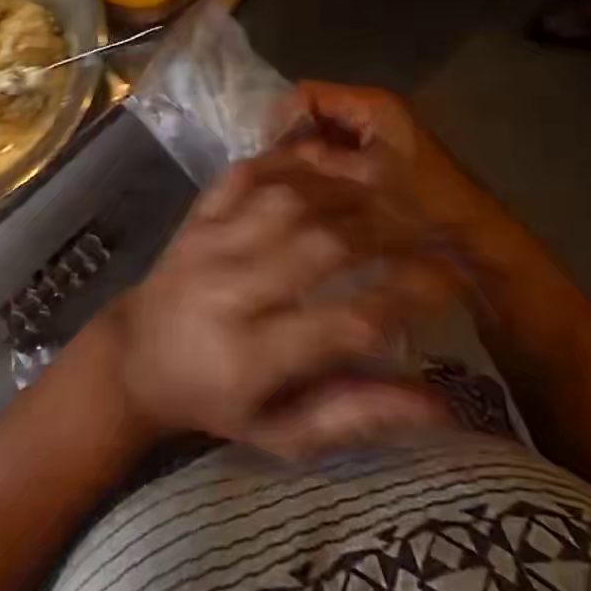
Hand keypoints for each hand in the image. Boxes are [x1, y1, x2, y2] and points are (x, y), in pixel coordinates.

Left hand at [114, 156, 458, 460]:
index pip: (348, 321)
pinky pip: (244, 175)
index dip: (411, 297)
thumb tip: (439, 401)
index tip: (455, 280)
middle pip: (321, 246)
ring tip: (388, 185)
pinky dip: (287, 158)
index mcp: (252, 357)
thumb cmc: (215, 402)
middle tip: (429, 227)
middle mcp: (230, 292)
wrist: (135, 358)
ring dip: (343, 185)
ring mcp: (209, 245)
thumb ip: (354, 416)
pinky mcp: (196, 218)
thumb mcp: (281, 433)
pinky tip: (325, 156)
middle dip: (387, 232)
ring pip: (285, 199)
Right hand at [285, 81, 534, 269]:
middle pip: (315, 108)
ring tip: (282, 180)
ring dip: (304, 150)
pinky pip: (339, 145)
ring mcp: (379, 128)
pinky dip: (322, 161)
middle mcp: (374, 107)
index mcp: (372, 105)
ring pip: (324, 128)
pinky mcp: (381, 149)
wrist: (471, 237)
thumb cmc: (419, 207)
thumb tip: (265, 156)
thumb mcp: (359, 184)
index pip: (308, 93)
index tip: (264, 151)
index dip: (281, 118)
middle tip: (267, 169)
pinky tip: (308, 186)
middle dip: (290, 136)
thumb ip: (313, 162)